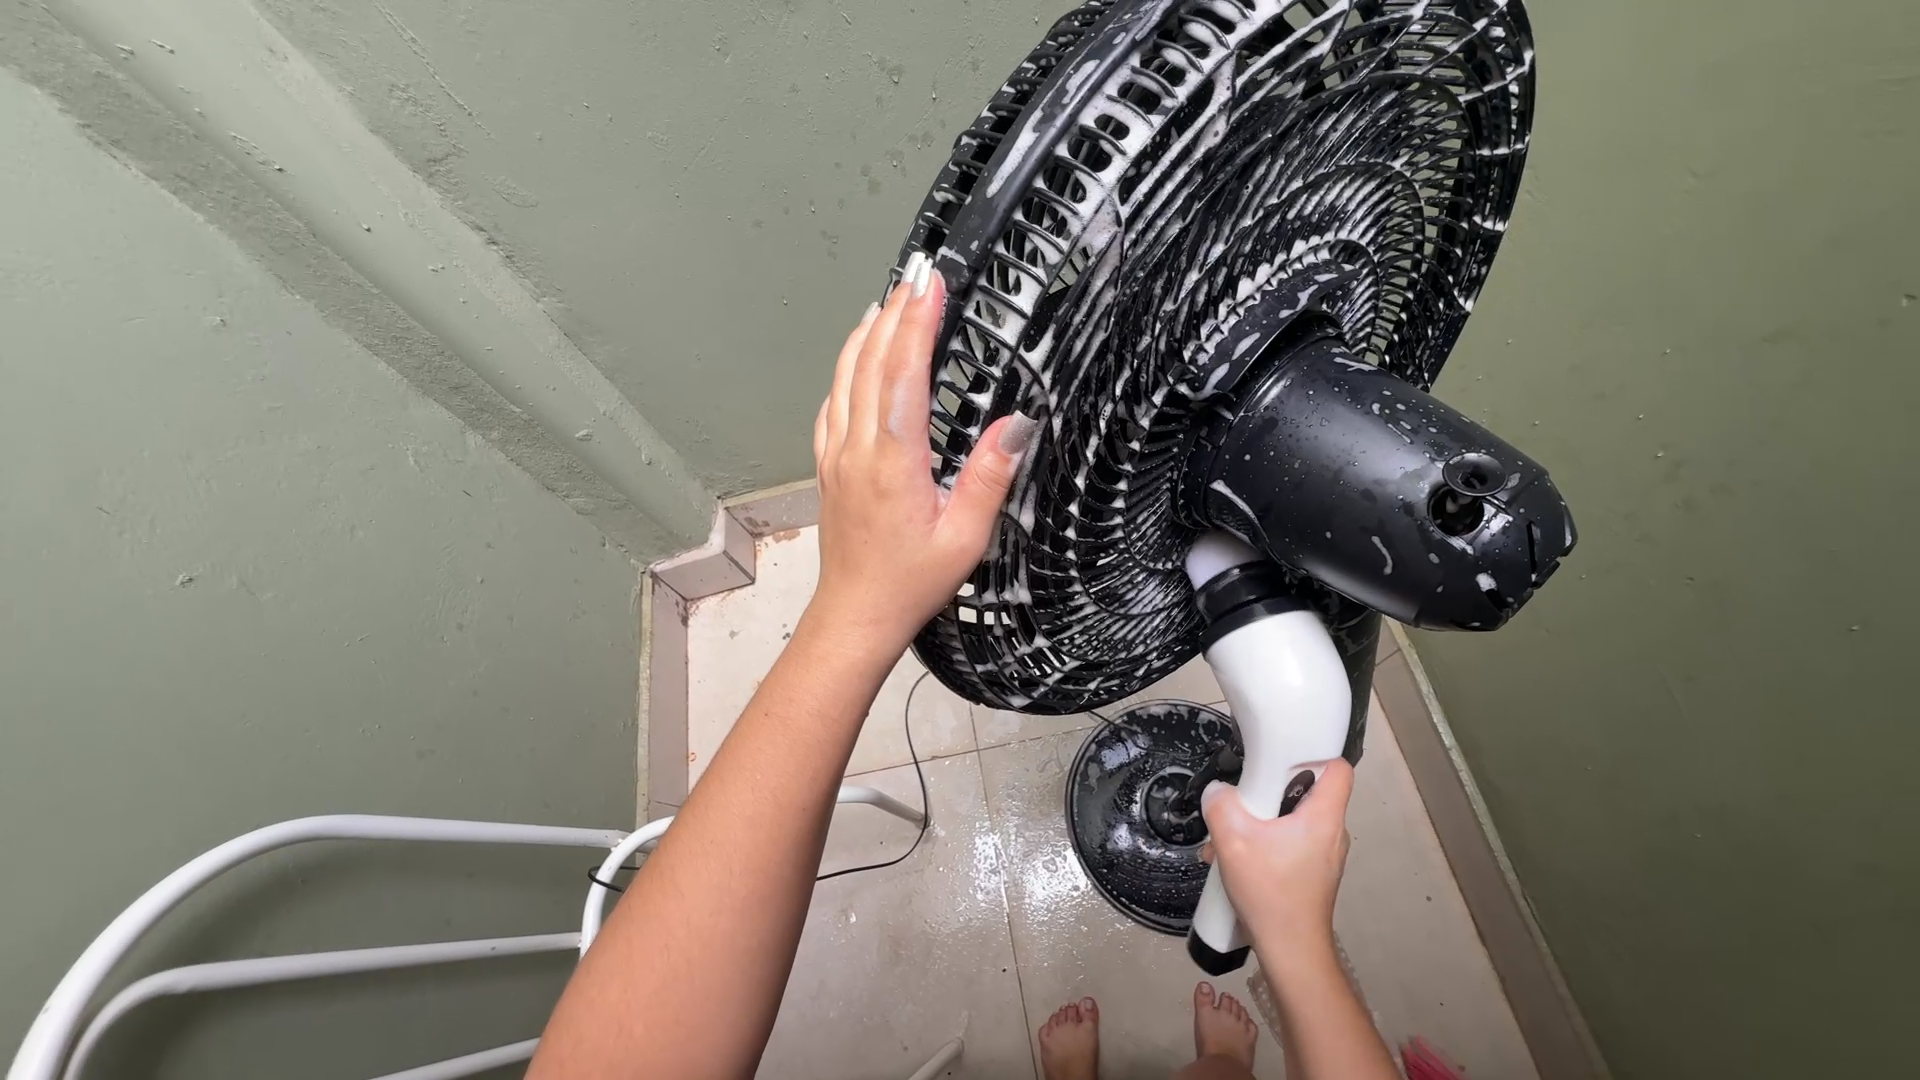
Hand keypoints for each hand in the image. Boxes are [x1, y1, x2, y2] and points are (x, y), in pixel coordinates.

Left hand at [807, 252, 1038, 654]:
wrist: (856, 613)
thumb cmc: (911, 582)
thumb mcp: (966, 537)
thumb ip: (990, 476)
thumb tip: (1018, 423)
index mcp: (893, 461)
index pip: (904, 373)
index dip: (918, 323)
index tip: (932, 283)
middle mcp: (857, 448)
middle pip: (870, 362)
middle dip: (894, 312)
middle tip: (917, 274)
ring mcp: (836, 454)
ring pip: (845, 377)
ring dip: (867, 334)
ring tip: (889, 300)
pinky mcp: (828, 466)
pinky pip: (833, 403)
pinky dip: (846, 369)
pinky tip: (856, 360)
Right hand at [1200, 759, 1355, 963]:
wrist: (1290, 951)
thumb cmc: (1270, 891)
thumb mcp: (1233, 839)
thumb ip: (1221, 803)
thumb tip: (1219, 792)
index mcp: (1324, 817)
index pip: (1338, 767)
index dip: (1312, 752)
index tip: (1278, 755)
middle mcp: (1331, 832)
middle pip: (1305, 791)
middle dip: (1267, 792)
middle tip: (1241, 801)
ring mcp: (1323, 855)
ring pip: (1290, 819)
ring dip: (1257, 823)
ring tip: (1226, 840)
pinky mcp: (1312, 872)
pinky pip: (1288, 842)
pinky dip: (1263, 844)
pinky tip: (1235, 861)